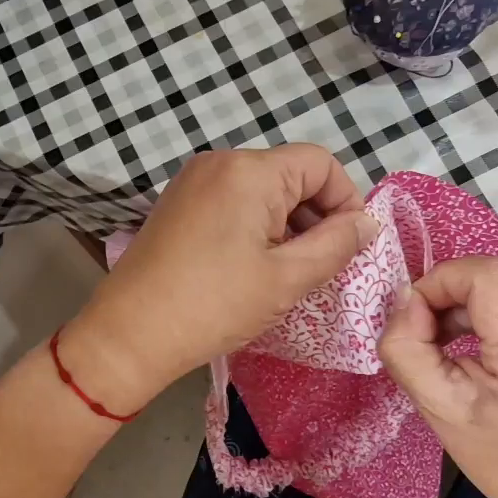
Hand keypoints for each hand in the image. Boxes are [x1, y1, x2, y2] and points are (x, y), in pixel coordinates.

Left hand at [63, 147, 377, 415]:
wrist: (129, 334)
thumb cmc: (214, 306)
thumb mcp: (286, 279)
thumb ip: (336, 245)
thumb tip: (368, 222)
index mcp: (249, 171)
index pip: (320, 163)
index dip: (346, 201)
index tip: (349, 247)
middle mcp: (219, 163)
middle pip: (290, 175)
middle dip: (315, 217)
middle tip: (320, 268)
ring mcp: (193, 182)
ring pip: (262, 192)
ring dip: (286, 226)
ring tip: (287, 274)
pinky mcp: (177, 205)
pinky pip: (233, 204)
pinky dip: (255, 229)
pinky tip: (252, 269)